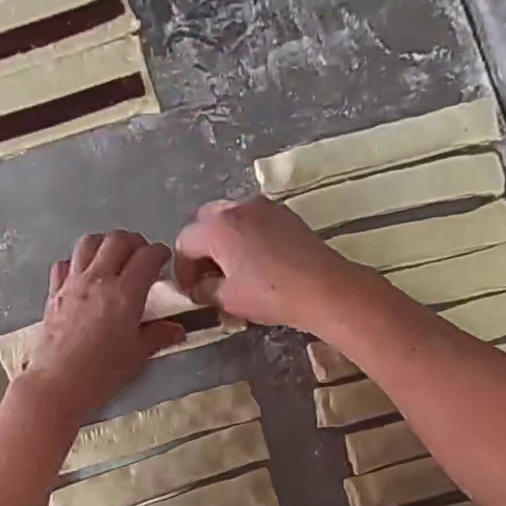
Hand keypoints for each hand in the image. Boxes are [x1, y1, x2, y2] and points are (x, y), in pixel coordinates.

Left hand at [18, 231, 182, 422]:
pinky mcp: (54, 294)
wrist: (57, 384)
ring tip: (113, 258)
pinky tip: (82, 275)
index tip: (163, 260)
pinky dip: (76, 262)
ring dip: (104, 244)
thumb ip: (157, 336)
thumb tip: (176, 330)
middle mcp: (98, 281)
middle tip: (141, 255)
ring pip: (88, 243)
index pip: (147, 256)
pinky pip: (64, 264)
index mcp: (125, 294)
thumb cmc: (100, 374)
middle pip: (117, 240)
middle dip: (134, 242)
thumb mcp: (136, 357)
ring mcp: (73, 284)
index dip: (160, 252)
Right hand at [173, 196, 378, 337]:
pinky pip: (251, 220)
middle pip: (204, 222)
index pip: (185, 242)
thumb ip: (204, 290)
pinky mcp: (283, 214)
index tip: (190, 291)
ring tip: (228, 271)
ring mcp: (263, 207)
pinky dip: (242, 237)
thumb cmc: (270, 294)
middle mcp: (238, 207)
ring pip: (229, 218)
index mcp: (217, 227)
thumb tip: (199, 288)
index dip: (182, 269)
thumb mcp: (227, 299)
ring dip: (221, 241)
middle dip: (199, 249)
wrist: (323, 288)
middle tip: (204, 277)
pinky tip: (251, 263)